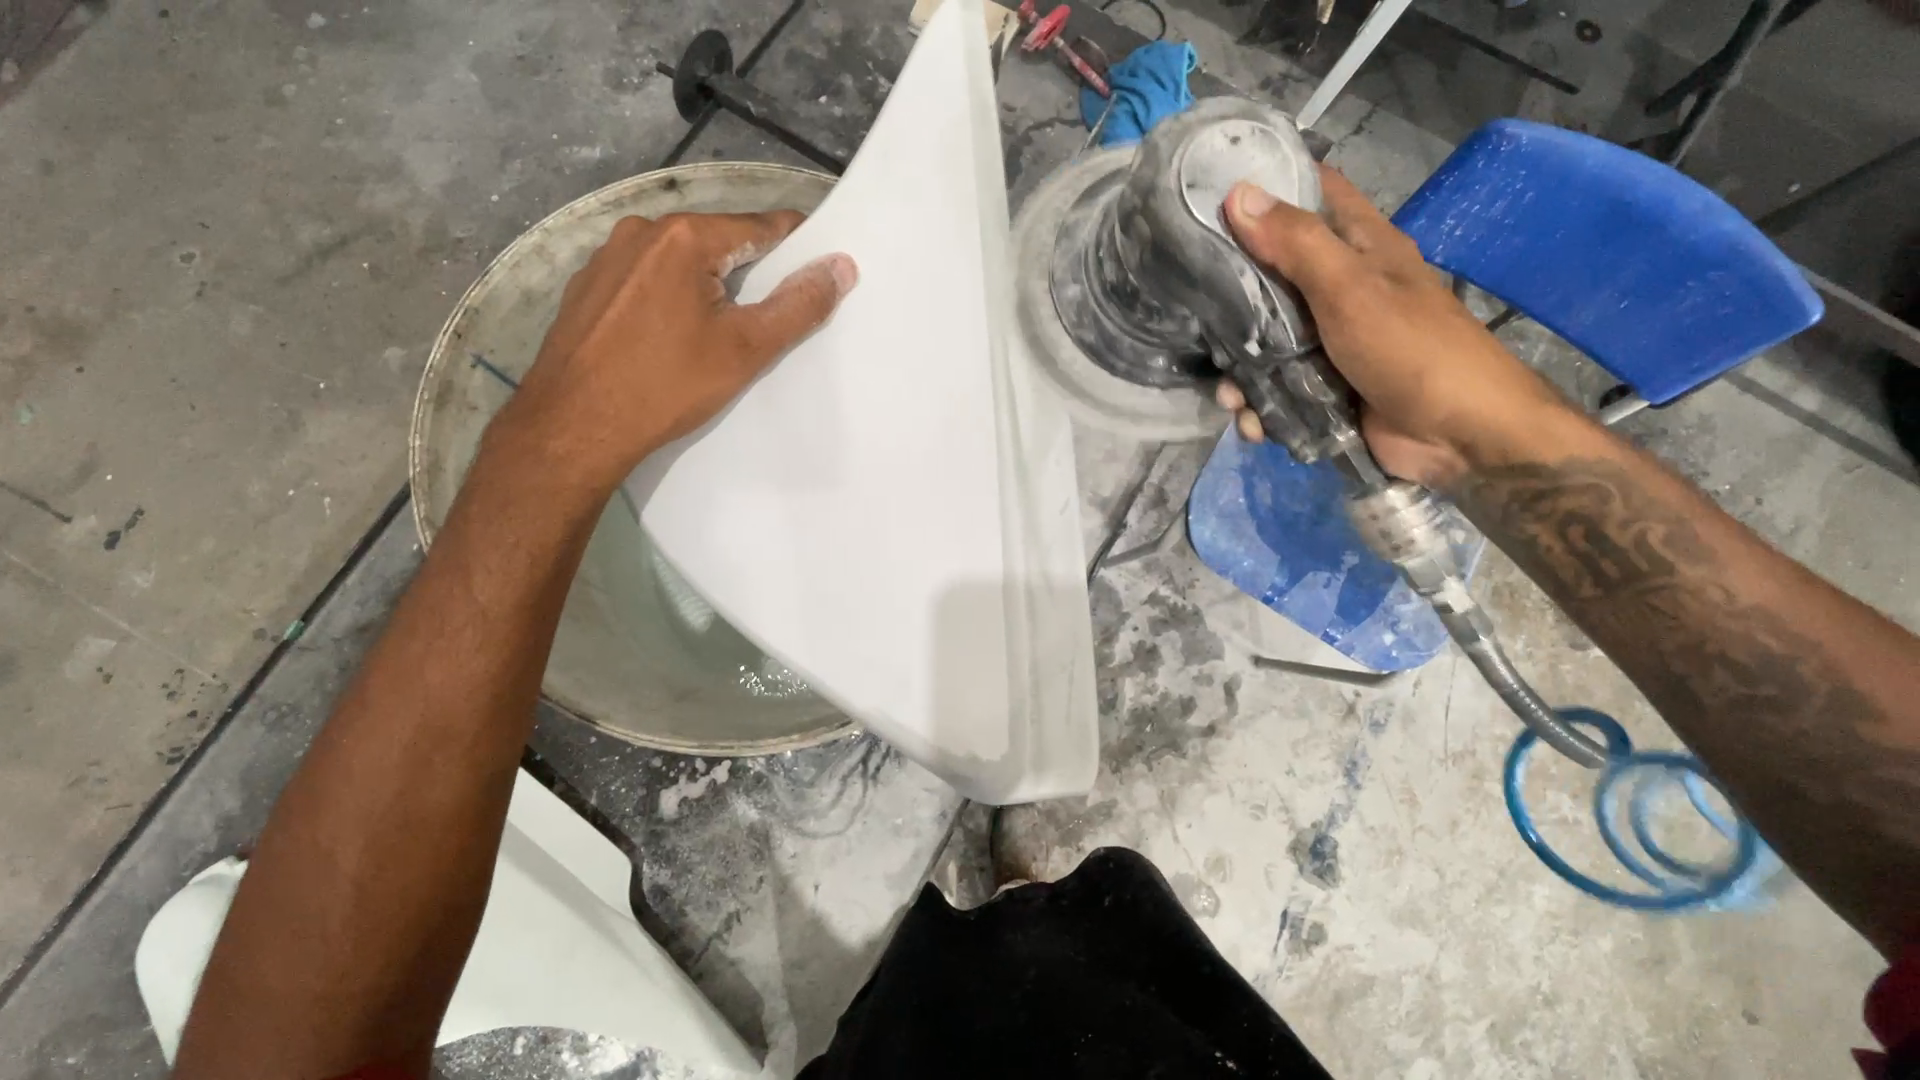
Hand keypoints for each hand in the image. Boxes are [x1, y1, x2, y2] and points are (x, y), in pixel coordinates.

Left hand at [488, 210, 856, 494]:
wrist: (574, 427)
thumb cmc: (665, 386)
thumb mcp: (746, 349)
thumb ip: (799, 305)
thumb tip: (841, 267)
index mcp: (685, 237)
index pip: (761, 226)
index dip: (796, 247)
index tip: (817, 271)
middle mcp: (642, 231)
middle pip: (718, 242)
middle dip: (749, 273)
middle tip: (769, 316)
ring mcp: (607, 257)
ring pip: (679, 262)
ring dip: (707, 286)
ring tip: (720, 332)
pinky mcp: (587, 287)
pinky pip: (646, 281)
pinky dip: (669, 299)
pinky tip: (671, 338)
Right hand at [1217, 165, 1569, 489]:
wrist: (1460, 435)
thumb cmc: (1411, 348)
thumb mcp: (1350, 288)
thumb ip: (1296, 243)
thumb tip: (1238, 193)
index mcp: (1360, 247)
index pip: (1313, 192)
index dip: (1267, 184)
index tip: (1210, 191)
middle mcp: (1342, 288)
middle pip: (1273, 274)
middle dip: (1232, 295)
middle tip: (1192, 309)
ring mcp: (1331, 342)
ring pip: (1267, 342)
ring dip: (1240, 372)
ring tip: (1230, 397)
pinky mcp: (1325, 388)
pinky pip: (1277, 391)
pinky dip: (1260, 408)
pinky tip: (1252, 424)